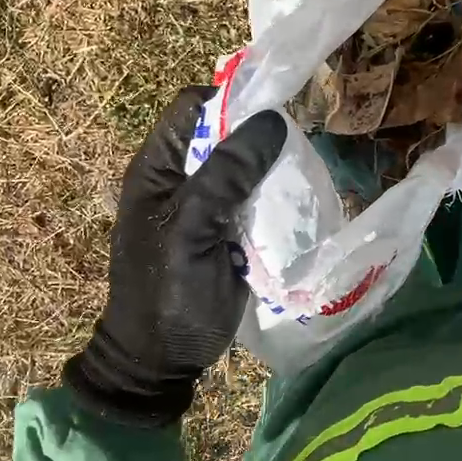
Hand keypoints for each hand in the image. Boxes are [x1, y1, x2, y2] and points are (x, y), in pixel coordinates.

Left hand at [64, 87, 284, 425]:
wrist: (160, 363)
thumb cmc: (165, 293)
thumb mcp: (192, 229)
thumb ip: (227, 174)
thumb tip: (272, 119)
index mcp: (159, 166)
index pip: (194, 106)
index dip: (230, 97)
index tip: (272, 107)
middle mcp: (182, 175)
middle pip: (225, 130)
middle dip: (258, 131)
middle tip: (296, 140)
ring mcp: (206, 202)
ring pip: (245, 161)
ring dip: (271, 162)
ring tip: (302, 166)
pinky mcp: (228, 226)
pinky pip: (255, 194)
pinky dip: (275, 191)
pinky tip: (298, 195)